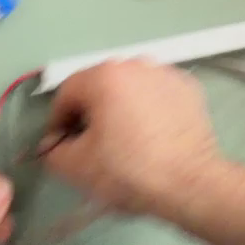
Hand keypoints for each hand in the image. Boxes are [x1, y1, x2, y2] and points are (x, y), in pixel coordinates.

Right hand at [42, 59, 223, 216]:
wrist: (190, 182)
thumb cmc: (130, 170)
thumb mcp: (79, 168)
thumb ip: (55, 152)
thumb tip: (53, 145)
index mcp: (104, 75)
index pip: (68, 91)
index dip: (59, 120)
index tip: (62, 145)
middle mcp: (135, 63)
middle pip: (100, 85)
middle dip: (91, 112)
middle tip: (93, 145)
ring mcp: (165, 72)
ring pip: (131, 87)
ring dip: (122, 107)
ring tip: (127, 141)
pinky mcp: (188, 86)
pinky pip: (157, 94)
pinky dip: (150, 109)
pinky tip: (154, 136)